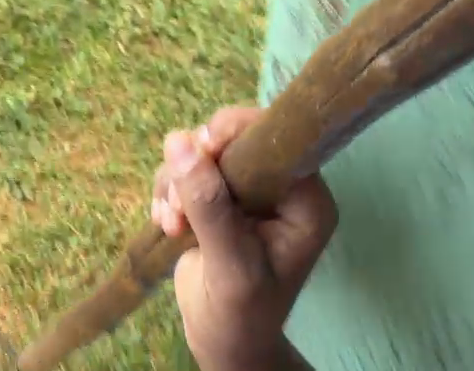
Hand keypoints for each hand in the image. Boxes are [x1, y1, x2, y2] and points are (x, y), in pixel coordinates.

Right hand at [151, 107, 336, 370]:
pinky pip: (184, 167)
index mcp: (305, 198)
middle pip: (232, 136)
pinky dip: (169, 191)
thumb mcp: (230, 264)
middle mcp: (278, 184)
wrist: (223, 341)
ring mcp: (246, 186)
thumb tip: (178, 141)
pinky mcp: (217, 191)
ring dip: (177, 183)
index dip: (235, 132)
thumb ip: (208, 205)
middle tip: (179, 206)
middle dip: (197, 166)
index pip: (275, 137)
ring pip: (202, 150)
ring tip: (173, 224)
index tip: (203, 150)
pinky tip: (168, 225)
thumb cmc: (241, 313)